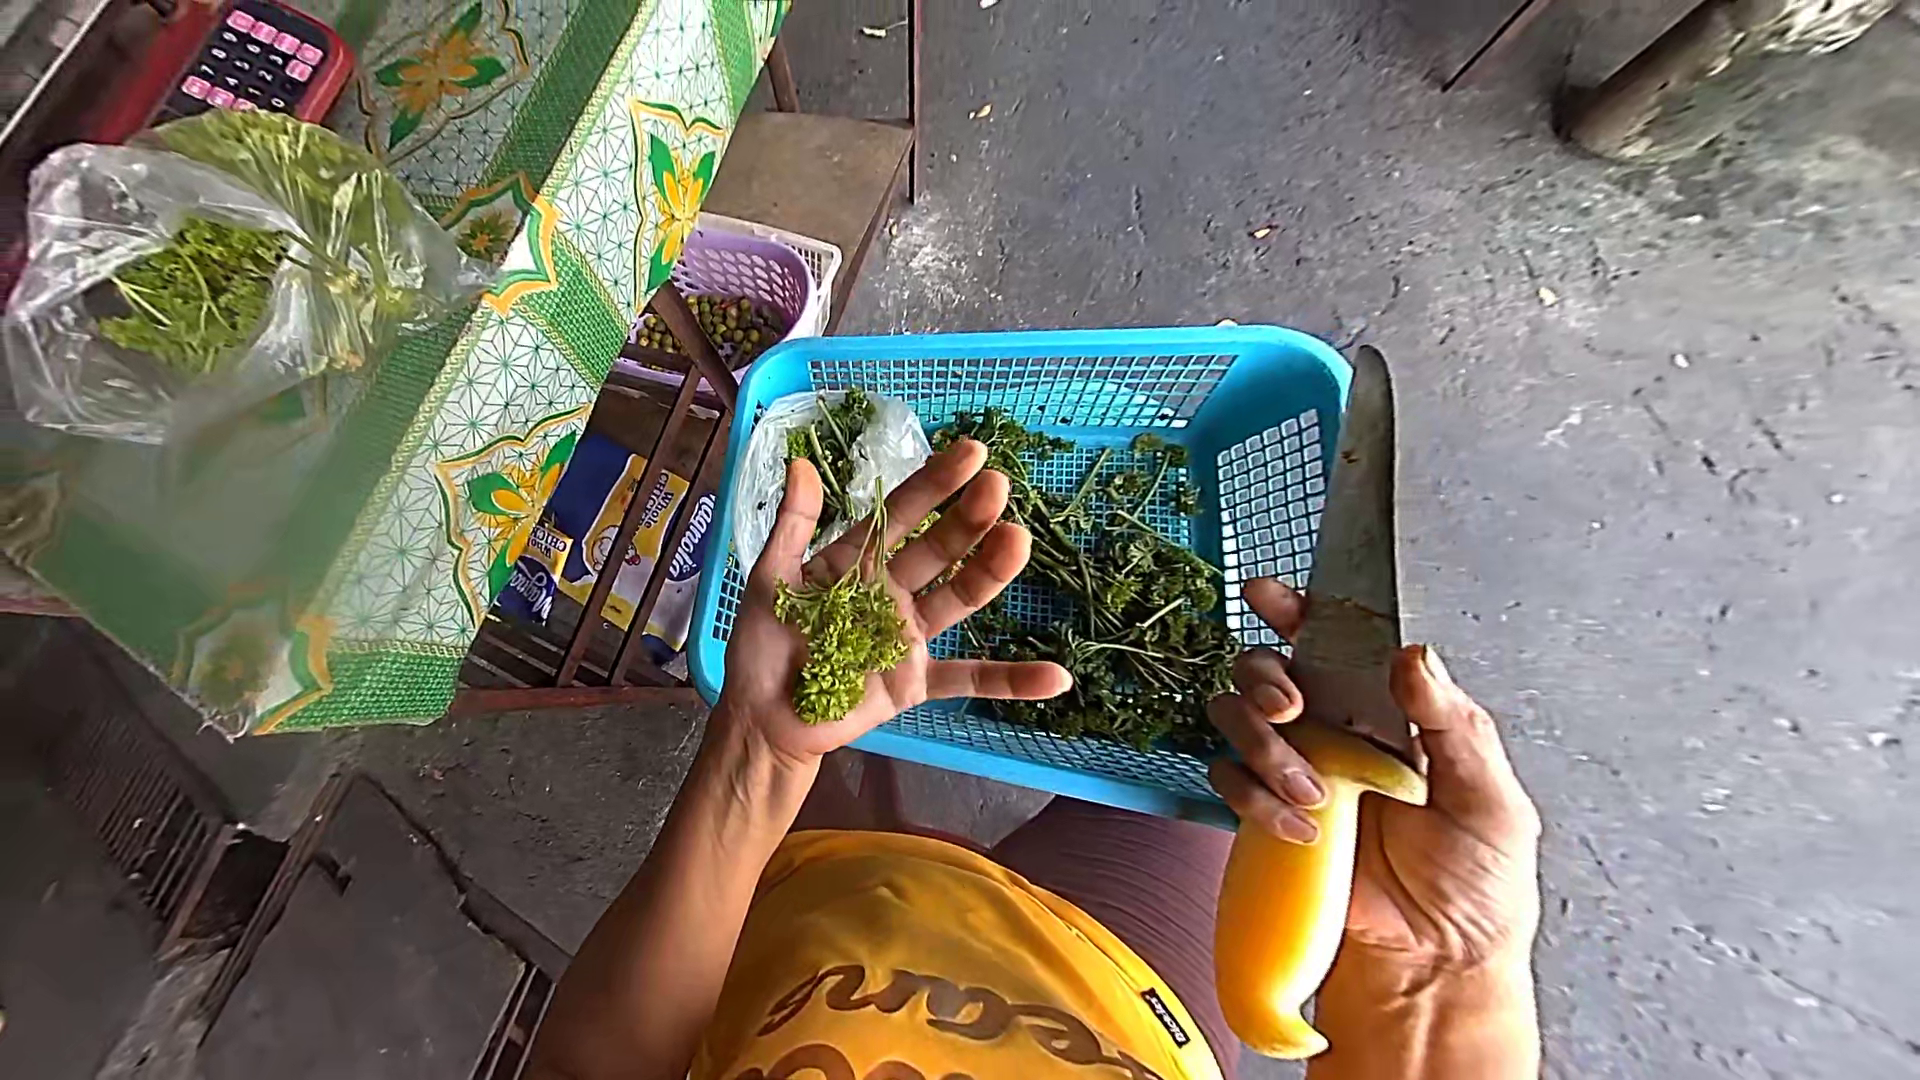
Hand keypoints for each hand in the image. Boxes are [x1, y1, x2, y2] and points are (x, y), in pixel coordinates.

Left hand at [714, 439, 1072, 764]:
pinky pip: (969, 679)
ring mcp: (911, 635)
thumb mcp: (770, 579)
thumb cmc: (763, 645)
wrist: (763, 719)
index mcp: (860, 561)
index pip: (902, 513)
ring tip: (1019, 542)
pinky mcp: (918, 681)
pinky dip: (1010, 680)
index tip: (972, 453)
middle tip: (998, 488)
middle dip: (968, 519)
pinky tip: (1055, 677)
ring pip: (959, 598)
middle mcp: (894, 590)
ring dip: (990, 573)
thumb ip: (792, 525)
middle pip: (939, 550)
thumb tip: (804, 462)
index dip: (935, 484)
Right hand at [1207, 578, 1541, 970]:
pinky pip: (1227, 776)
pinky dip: (1255, 798)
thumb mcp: (1491, 801)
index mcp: (1376, 709)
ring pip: (1232, 713)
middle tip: (1288, 709)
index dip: (1292, 610)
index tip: (1267, 595)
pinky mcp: (1259, 803)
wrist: (1431, 959)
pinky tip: (1302, 830)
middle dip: (1263, 680)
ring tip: (1313, 793)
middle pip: (1260, 668)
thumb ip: (1454, 724)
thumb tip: (1414, 656)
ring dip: (1263, 748)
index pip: (1327, 641)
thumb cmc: (1472, 882)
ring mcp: (1285, 763)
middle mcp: (1322, 725)